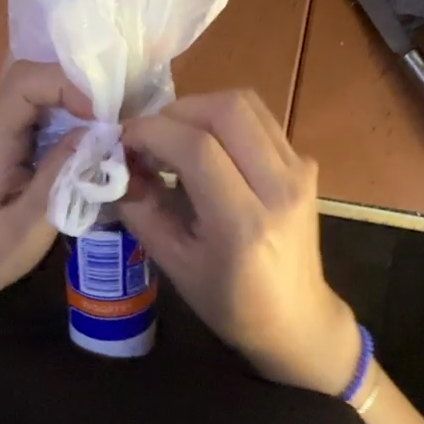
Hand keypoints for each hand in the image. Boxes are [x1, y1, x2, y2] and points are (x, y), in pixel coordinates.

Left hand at [0, 62, 94, 333]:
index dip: (65, 85)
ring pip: (41, 97)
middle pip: (33, 79)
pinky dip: (74, 122)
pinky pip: (46, 121)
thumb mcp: (28, 225)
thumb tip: (94, 133)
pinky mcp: (19, 152)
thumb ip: (59, 177)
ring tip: (112, 124)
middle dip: (75, 86)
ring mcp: (8, 140)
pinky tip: (97, 141)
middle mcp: (0, 131)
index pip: (25, 84)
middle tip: (113, 114)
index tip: (100, 115)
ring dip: (77, 102)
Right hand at [118, 91, 360, 395]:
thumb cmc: (230, 302)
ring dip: (200, 109)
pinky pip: (260, 121)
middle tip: (149, 135)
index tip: (123, 139)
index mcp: (243, 224)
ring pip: (247, 105)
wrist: (296, 318)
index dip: (152, 132)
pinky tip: (204, 149)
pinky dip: (223, 123)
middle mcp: (278, 188)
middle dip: (176, 111)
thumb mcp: (175, 265)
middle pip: (227, 110)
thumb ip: (143, 213)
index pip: (197, 148)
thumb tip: (117, 168)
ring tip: (173, 136)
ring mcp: (299, 172)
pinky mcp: (305, 165)